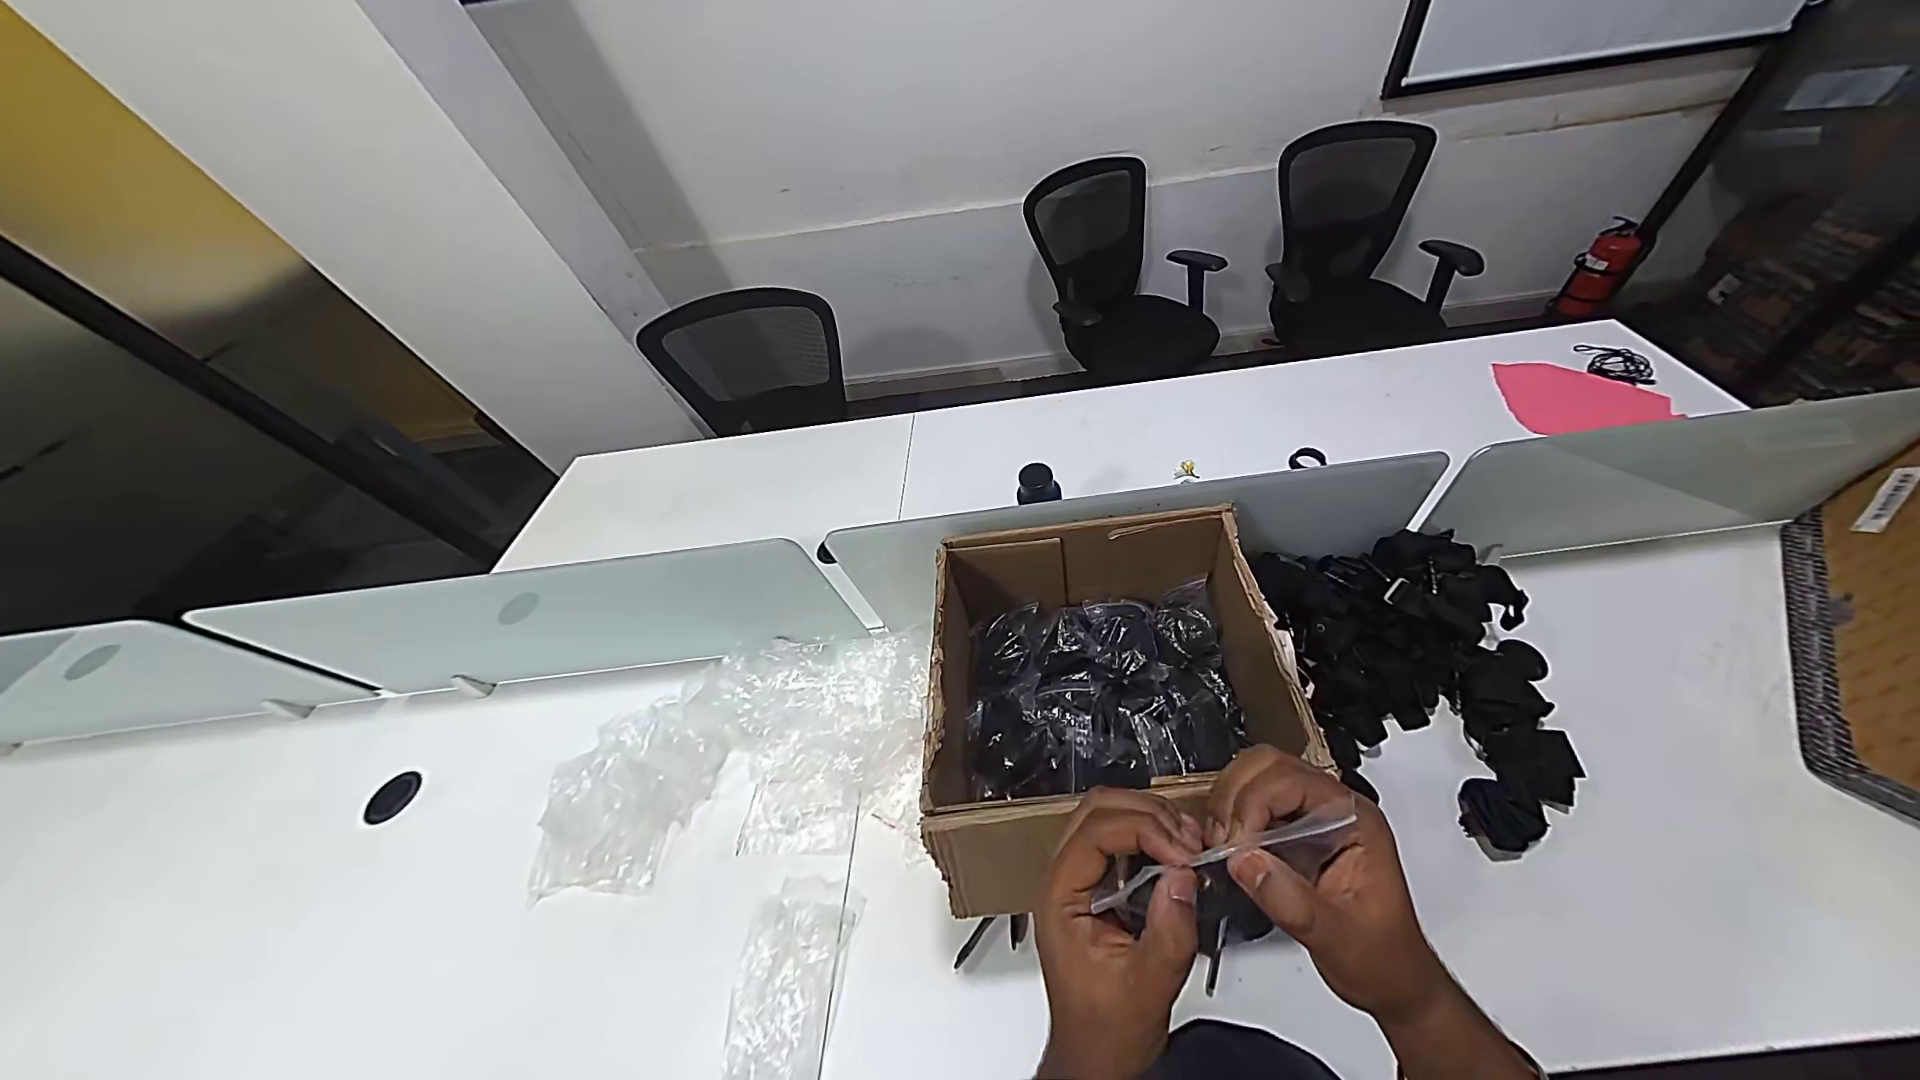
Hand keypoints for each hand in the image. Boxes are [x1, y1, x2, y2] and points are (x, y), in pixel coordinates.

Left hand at [1035, 787, 1204, 1079]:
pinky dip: (1153, 833)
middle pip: (1097, 810)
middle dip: (1147, 815)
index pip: (1094, 833)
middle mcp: (1064, 876)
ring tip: (1188, 845)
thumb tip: (1183, 877)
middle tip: (1188, 842)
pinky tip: (1179, 852)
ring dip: (1151, 819)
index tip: (1181, 853)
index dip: (1142, 831)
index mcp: (1060, 895)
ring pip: (1108, 815)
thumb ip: (1167, 934)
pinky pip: (1121, 836)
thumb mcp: (1146, 989)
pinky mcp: (1100, 880)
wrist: (1096, 1053)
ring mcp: (1080, 875)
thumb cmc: (1104, 1029)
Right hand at [1207, 746, 1448, 1023]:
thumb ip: (1292, 902)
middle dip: (1234, 797)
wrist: (1391, 978)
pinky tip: (1224, 846)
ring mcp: (1307, 811)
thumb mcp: (1339, 940)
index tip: (1237, 845)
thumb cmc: (1382, 959)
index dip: (1253, 805)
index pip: (1290, 780)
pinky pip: (1246, 797)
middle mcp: (1330, 806)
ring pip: (1251, 774)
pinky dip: (1226, 815)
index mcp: (1354, 819)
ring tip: (1222, 844)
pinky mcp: (1287, 823)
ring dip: (1226, 804)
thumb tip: (1245, 861)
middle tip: (1223, 839)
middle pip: (1266, 765)